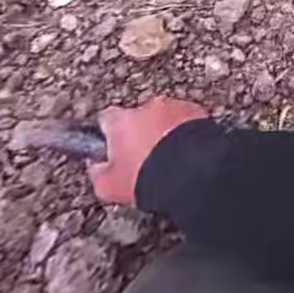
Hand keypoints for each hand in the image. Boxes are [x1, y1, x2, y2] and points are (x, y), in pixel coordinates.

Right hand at [88, 96, 208, 204]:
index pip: (106, 117)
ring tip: (167, 154)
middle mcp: (148, 107)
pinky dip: (184, 129)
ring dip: (163, 129)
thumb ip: (97, 171)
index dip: (107, 131)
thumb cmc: (148, 178)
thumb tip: (96, 165)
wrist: (190, 171)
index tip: (110, 142)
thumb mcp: (109, 186)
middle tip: (143, 154)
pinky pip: (185, 118)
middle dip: (140, 131)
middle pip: (138, 116)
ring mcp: (175, 106)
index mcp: (122, 121)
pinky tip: (184, 149)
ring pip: (164, 115)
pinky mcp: (197, 110)